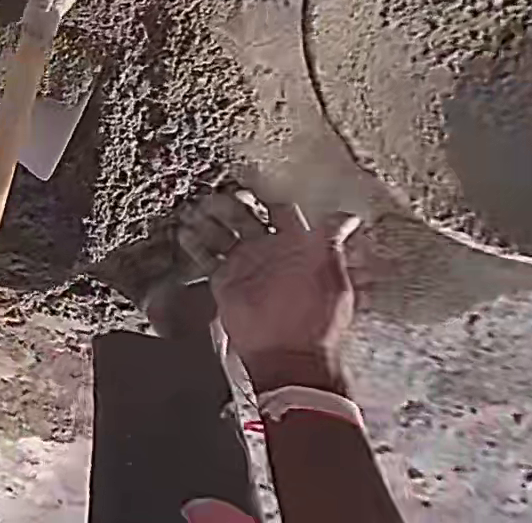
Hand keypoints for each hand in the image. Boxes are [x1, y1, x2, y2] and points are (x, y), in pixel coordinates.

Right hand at [180, 192, 360, 393]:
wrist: (288, 355)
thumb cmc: (315, 316)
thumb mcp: (329, 275)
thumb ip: (330, 242)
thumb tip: (347, 215)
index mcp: (295, 246)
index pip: (278, 209)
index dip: (265, 194)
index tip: (249, 177)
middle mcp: (267, 250)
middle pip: (242, 215)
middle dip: (228, 203)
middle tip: (215, 195)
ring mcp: (244, 264)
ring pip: (220, 231)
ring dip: (206, 219)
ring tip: (193, 209)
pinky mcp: (224, 279)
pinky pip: (204, 255)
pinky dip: (193, 242)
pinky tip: (184, 231)